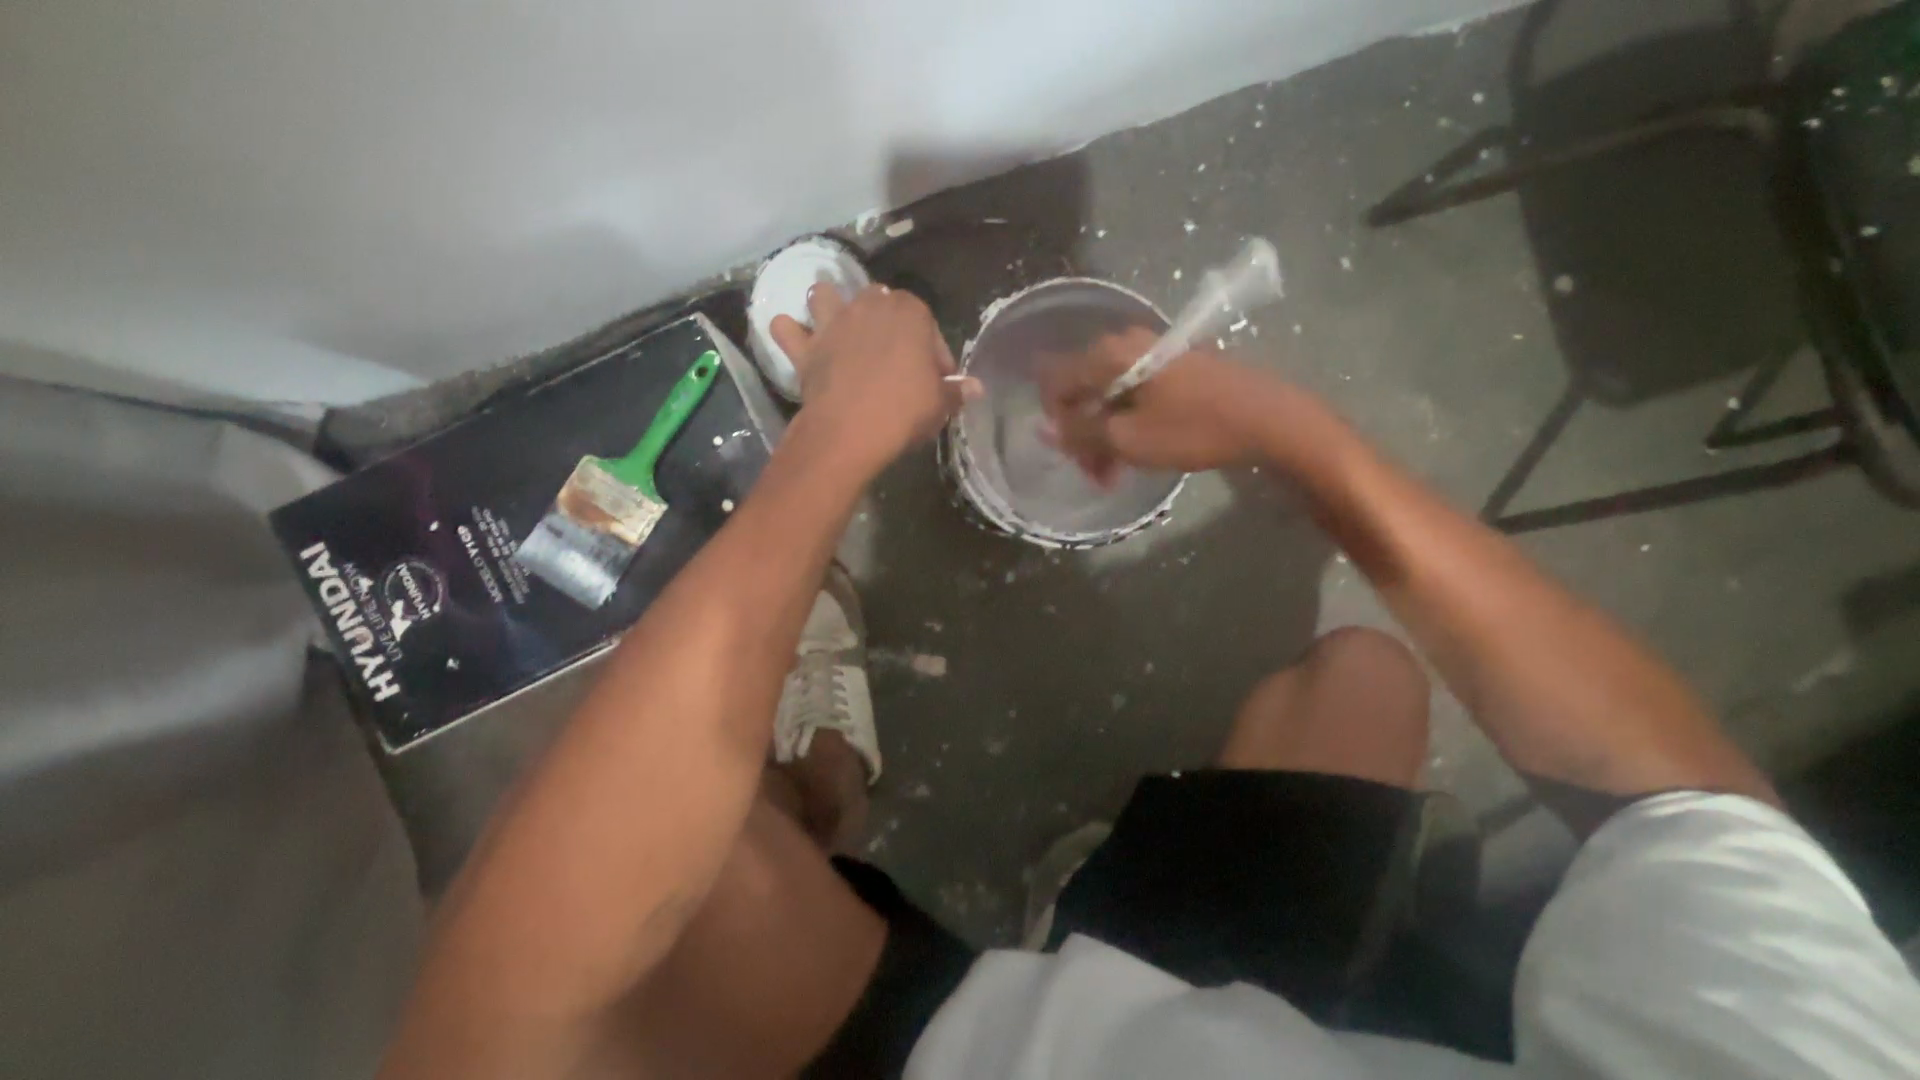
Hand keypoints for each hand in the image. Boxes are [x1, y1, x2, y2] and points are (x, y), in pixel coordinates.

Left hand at [771, 283, 976, 475]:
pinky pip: (787, 330)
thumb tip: (975, 387)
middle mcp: (868, 306)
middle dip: (885, 322)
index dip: (933, 352)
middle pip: (878, 302)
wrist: (851, 431)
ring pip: (826, 296)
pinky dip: (788, 332)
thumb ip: (956, 390)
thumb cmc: (905, 410)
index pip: (928, 325)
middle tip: (893, 356)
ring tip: (837, 324)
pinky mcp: (806, 347)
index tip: (935, 378)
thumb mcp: (940, 403)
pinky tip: (792, 336)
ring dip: (830, 305)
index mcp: (910, 311)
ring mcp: (833, 323)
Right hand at [1039, 326, 1296, 483]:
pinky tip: (1142, 451)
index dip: (1055, 421)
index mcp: (1109, 354)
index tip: (1072, 456)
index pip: (1055, 381)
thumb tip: (1042, 429)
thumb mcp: (1128, 439)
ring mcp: (1156, 351)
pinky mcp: (1179, 365)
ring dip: (1106, 434)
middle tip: (1096, 474)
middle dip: (1082, 434)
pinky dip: (1130, 422)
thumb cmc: (1193, 429)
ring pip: (1111, 395)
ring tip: (1117, 473)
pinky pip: (1137, 393)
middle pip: (1084, 389)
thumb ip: (1080, 433)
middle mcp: (1127, 343)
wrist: (1270, 419)